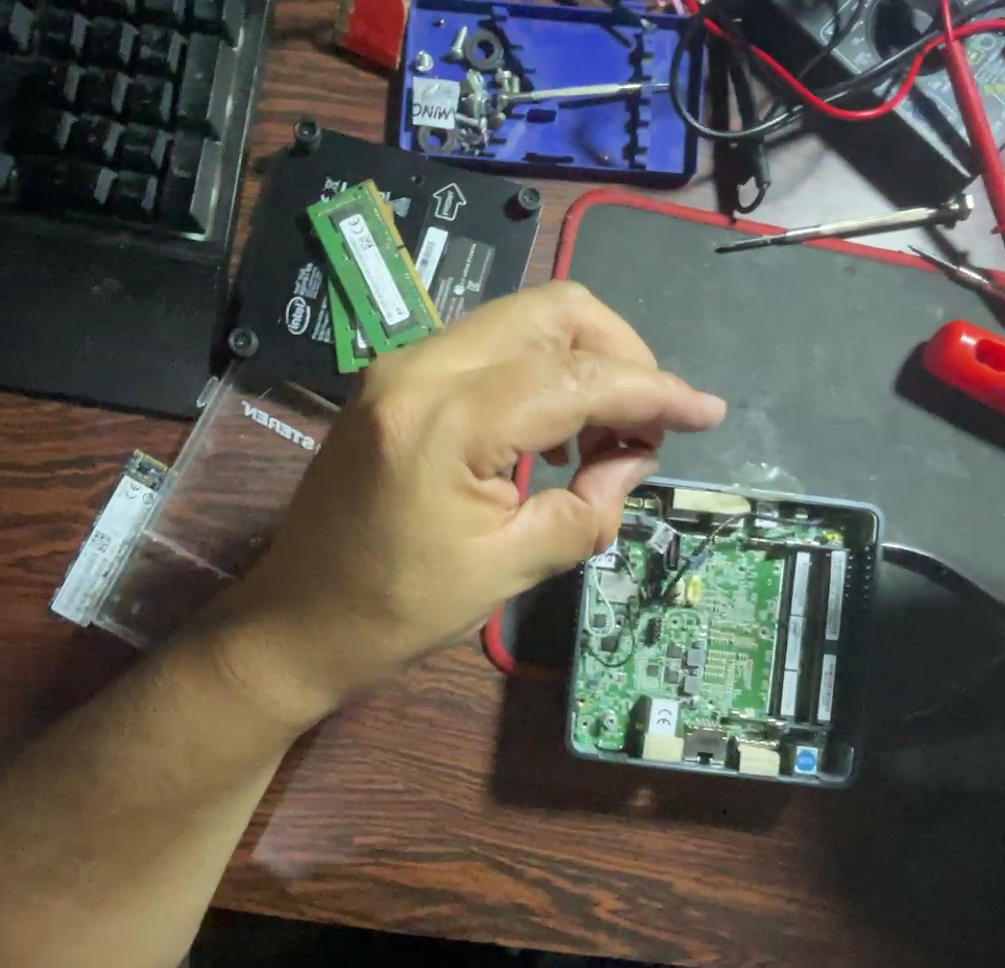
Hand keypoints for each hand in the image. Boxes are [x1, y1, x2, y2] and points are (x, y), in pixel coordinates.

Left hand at [203, 282, 726, 721]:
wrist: (298, 618)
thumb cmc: (397, 609)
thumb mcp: (509, 568)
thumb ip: (585, 509)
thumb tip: (632, 461)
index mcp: (447, 420)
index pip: (577, 376)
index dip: (653, 391)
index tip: (706, 413)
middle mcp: (420, 367)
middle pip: (553, 311)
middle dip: (620, 354)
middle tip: (645, 425)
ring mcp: (401, 367)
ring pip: (521, 322)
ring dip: (579, 363)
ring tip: (600, 440)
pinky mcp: (395, 381)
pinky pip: (488, 349)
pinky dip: (537, 374)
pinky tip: (548, 435)